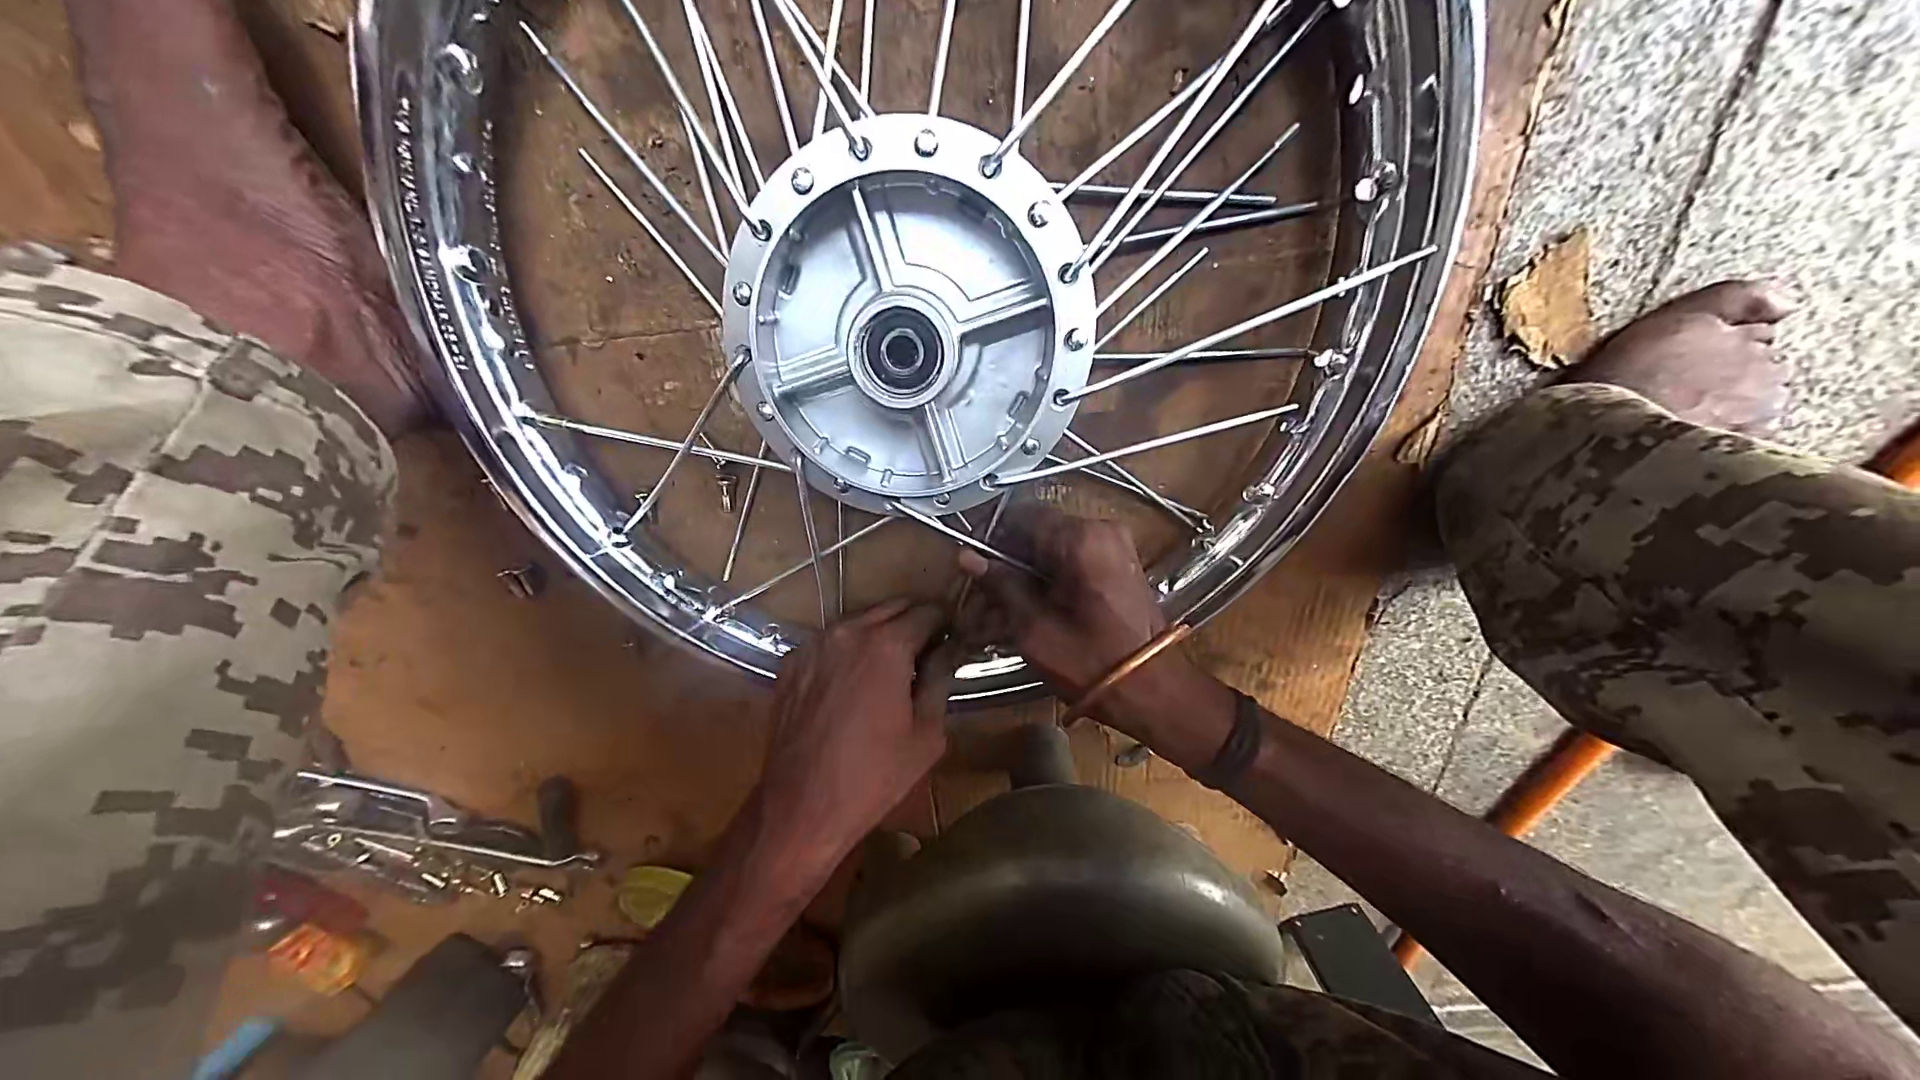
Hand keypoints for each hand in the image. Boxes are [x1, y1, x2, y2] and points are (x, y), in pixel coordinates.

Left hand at [757, 599, 957, 850]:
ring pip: (859, 620)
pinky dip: (849, 648)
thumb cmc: (873, 775)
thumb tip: (947, 650)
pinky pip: (830, 641)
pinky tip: (854, 680)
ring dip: (880, 632)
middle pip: (892, 607)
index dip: (945, 622)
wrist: (801, 804)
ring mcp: (814, 645)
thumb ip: (940, 680)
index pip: (927, 612)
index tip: (953, 638)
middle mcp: (849, 633)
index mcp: (887, 646)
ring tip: (891, 665)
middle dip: (915, 620)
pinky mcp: (792, 663)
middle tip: (927, 648)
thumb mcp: (926, 733)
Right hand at [954, 505, 1177, 697]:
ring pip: (1049, 555)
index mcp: (1082, 538)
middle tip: (977, 603)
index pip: (1020, 517)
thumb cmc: (1092, 662)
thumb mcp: (1034, 626)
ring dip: (1020, 582)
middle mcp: (1100, 532)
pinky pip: (1068, 567)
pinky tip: (1020, 617)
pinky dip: (1044, 587)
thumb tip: (969, 558)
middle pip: (1035, 537)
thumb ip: (1001, 585)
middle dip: (1003, 569)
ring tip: (993, 619)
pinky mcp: (1115, 570)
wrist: (1153, 692)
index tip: (968, 566)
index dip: (988, 540)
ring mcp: (1112, 550)